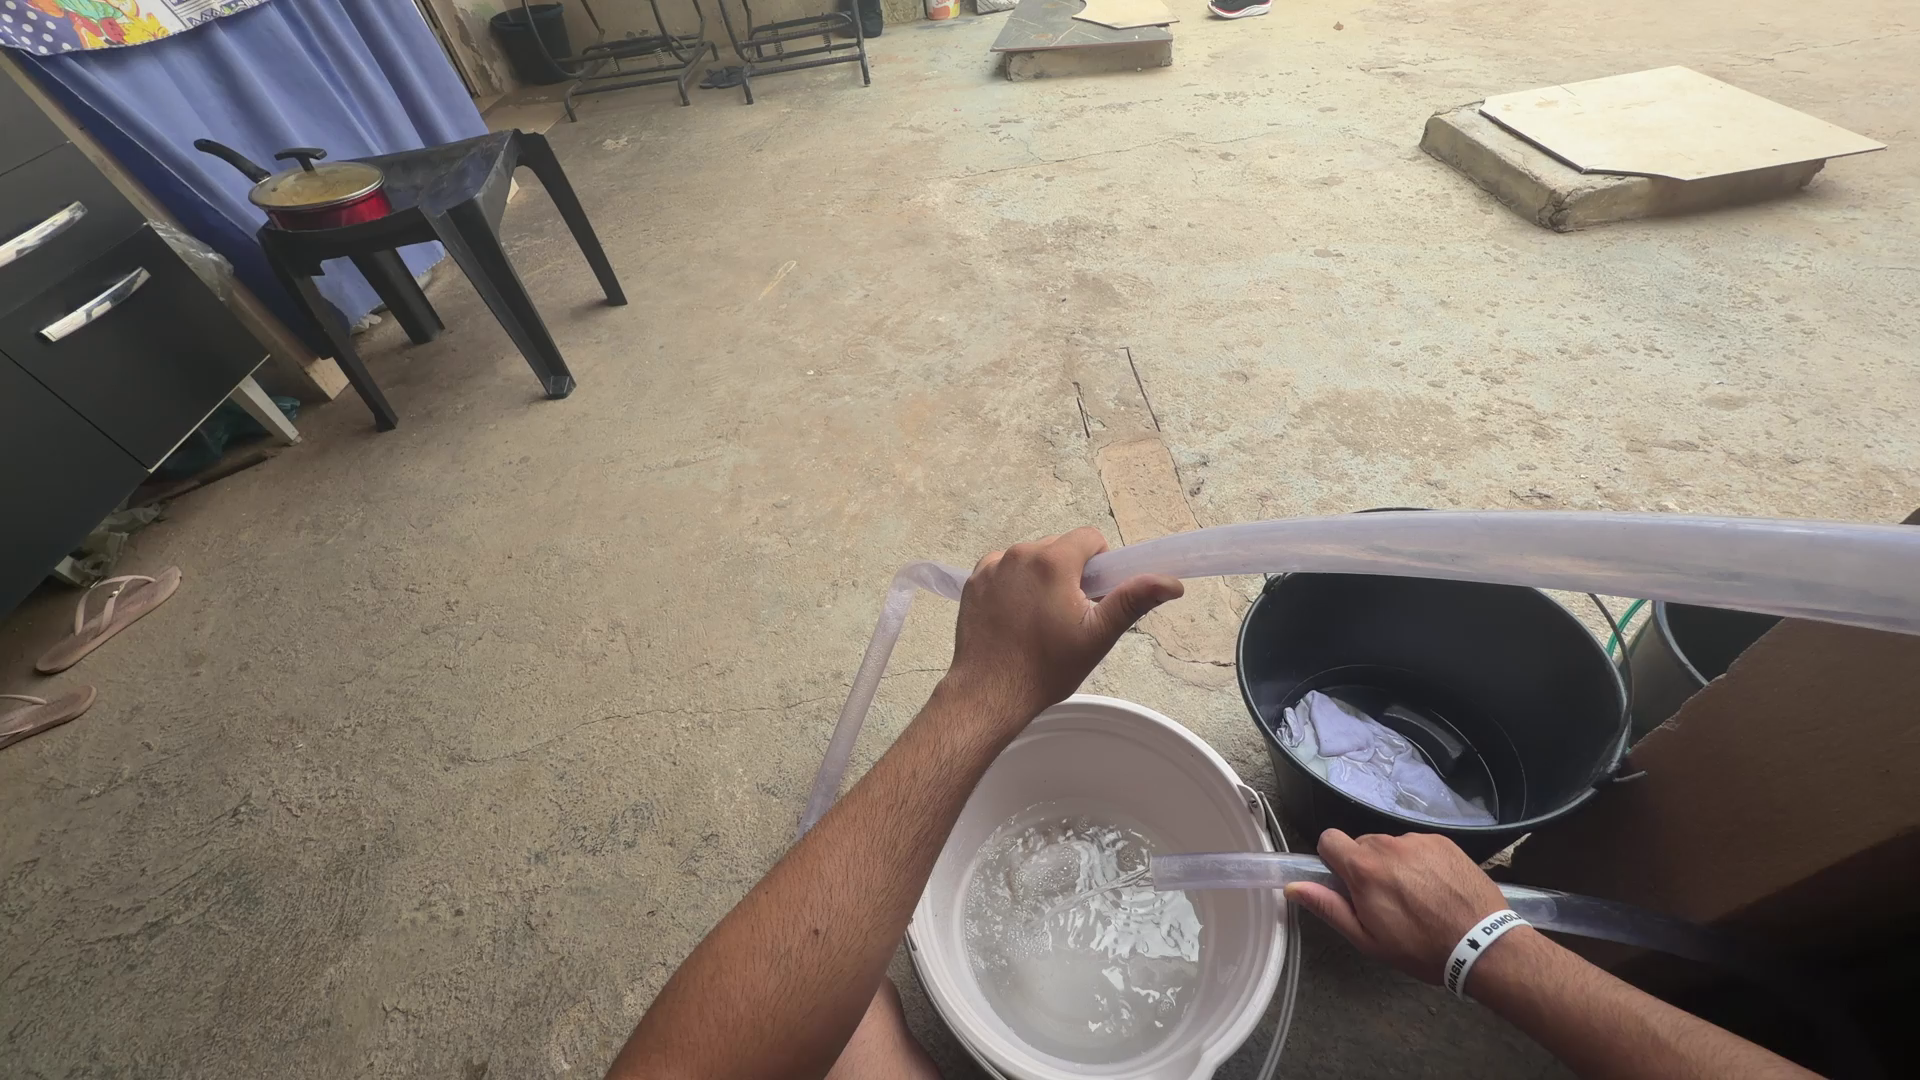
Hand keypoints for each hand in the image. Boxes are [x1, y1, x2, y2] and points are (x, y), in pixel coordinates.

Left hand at [940, 527, 1181, 728]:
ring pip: (1030, 557)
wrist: (990, 692)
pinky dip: (1013, 583)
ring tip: (1039, 617)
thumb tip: (1172, 583)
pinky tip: (1015, 615)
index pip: (1089, 537)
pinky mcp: (973, 581)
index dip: (1099, 564)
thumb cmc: (1046, 668)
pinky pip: (1003, 569)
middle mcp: (1019, 554)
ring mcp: (991, 566)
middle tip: (1068, 612)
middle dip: (1070, 571)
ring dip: (1041, 577)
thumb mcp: (1097, 636)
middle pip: (1059, 547)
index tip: (1094, 595)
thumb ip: (1132, 600)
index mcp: (1052, 561)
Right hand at [1284, 830, 1510, 984]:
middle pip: (1361, 844)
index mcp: (1362, 867)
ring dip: (1394, 863)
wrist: (1486, 946)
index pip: (1328, 839)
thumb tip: (1292, 887)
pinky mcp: (1442, 841)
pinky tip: (1437, 887)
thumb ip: (1328, 907)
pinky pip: (1417, 845)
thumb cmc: (1422, 948)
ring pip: (1390, 845)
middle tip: (1387, 898)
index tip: (1349, 883)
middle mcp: (1385, 844)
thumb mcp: (1368, 939)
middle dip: (1367, 866)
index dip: (1333, 860)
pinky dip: (1420, 861)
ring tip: (1418, 895)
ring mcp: (1416, 840)